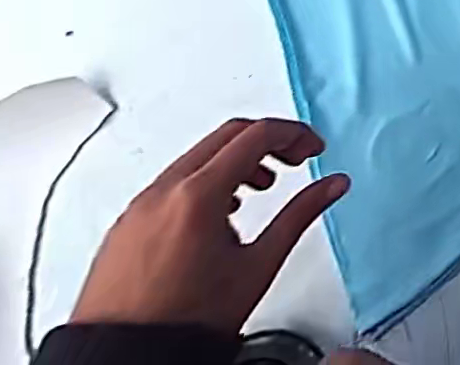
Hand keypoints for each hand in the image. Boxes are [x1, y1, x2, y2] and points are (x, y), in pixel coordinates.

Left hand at [71, 118, 350, 332]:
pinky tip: (223, 210)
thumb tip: (333, 185)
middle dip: (271, 140)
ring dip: (239, 159)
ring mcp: (140, 206)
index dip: (295, 134)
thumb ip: (301, 214)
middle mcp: (164, 191)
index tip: (312, 149)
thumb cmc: (181, 325)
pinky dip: (208, 178)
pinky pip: (175, 180)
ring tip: (262, 187)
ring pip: (201, 154)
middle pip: (230, 134)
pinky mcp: (126, 224)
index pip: (258, 134)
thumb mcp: (258, 264)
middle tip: (295, 158)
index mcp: (198, 195)